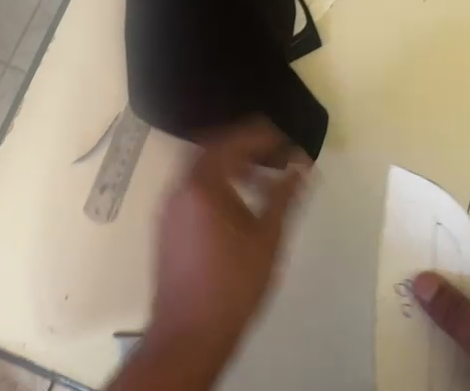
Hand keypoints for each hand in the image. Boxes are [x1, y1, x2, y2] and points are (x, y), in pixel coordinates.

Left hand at [115, 120, 310, 390]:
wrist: (189, 334)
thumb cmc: (232, 286)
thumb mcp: (268, 240)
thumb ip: (285, 197)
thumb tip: (302, 167)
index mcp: (202, 185)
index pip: (232, 140)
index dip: (261, 135)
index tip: (285, 139)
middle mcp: (179, 188)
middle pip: (213, 149)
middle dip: (246, 146)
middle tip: (274, 154)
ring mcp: (169, 207)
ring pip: (200, 168)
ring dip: (231, 165)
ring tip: (261, 179)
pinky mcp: (167, 225)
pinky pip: (192, 187)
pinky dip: (216, 183)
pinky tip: (237, 203)